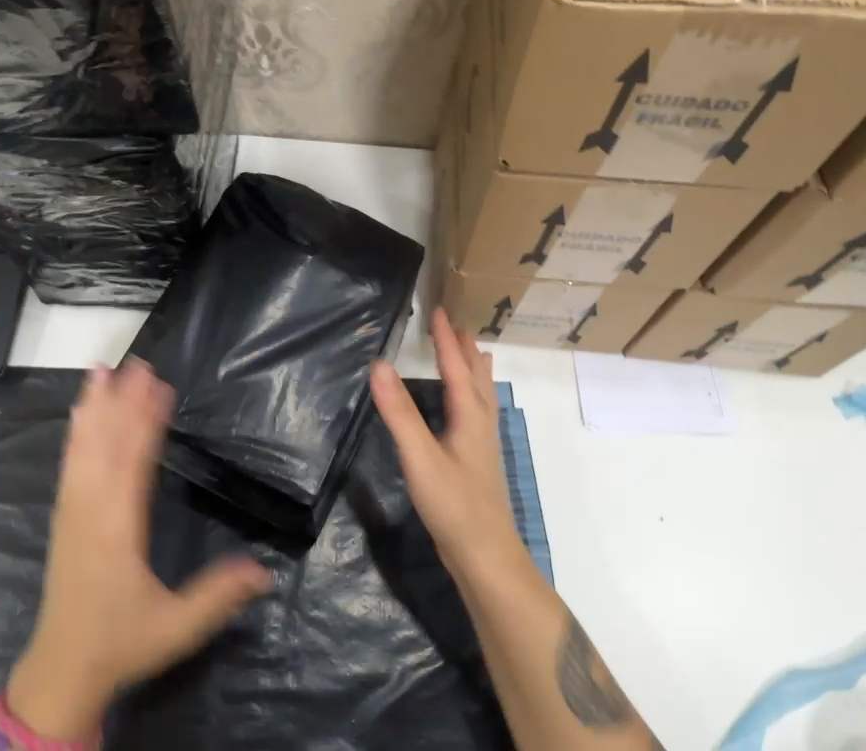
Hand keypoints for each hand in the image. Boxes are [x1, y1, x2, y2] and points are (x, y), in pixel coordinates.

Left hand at [7, 360, 271, 739]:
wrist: (63, 667)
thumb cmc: (121, 642)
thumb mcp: (176, 627)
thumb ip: (217, 596)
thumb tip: (265, 571)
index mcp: (118, 530)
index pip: (133, 464)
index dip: (146, 422)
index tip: (160, 387)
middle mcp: (91, 511)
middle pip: (106, 446)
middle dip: (122, 402)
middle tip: (137, 363)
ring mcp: (72, 512)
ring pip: (82, 449)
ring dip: (94, 408)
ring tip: (101, 371)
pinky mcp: (64, 517)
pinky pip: (68, 465)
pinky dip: (75, 433)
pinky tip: (78, 414)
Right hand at [370, 309, 523, 581]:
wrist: (485, 555)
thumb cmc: (454, 504)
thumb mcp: (420, 456)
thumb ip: (399, 412)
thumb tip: (379, 364)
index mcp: (469, 416)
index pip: (456, 367)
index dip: (445, 339)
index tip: (438, 310)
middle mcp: (480, 424)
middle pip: (476, 377)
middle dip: (465, 350)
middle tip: (457, 325)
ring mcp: (482, 445)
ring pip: (482, 396)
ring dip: (475, 371)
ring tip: (474, 355)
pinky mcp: (477, 463)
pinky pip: (478, 414)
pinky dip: (473, 396)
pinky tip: (464, 413)